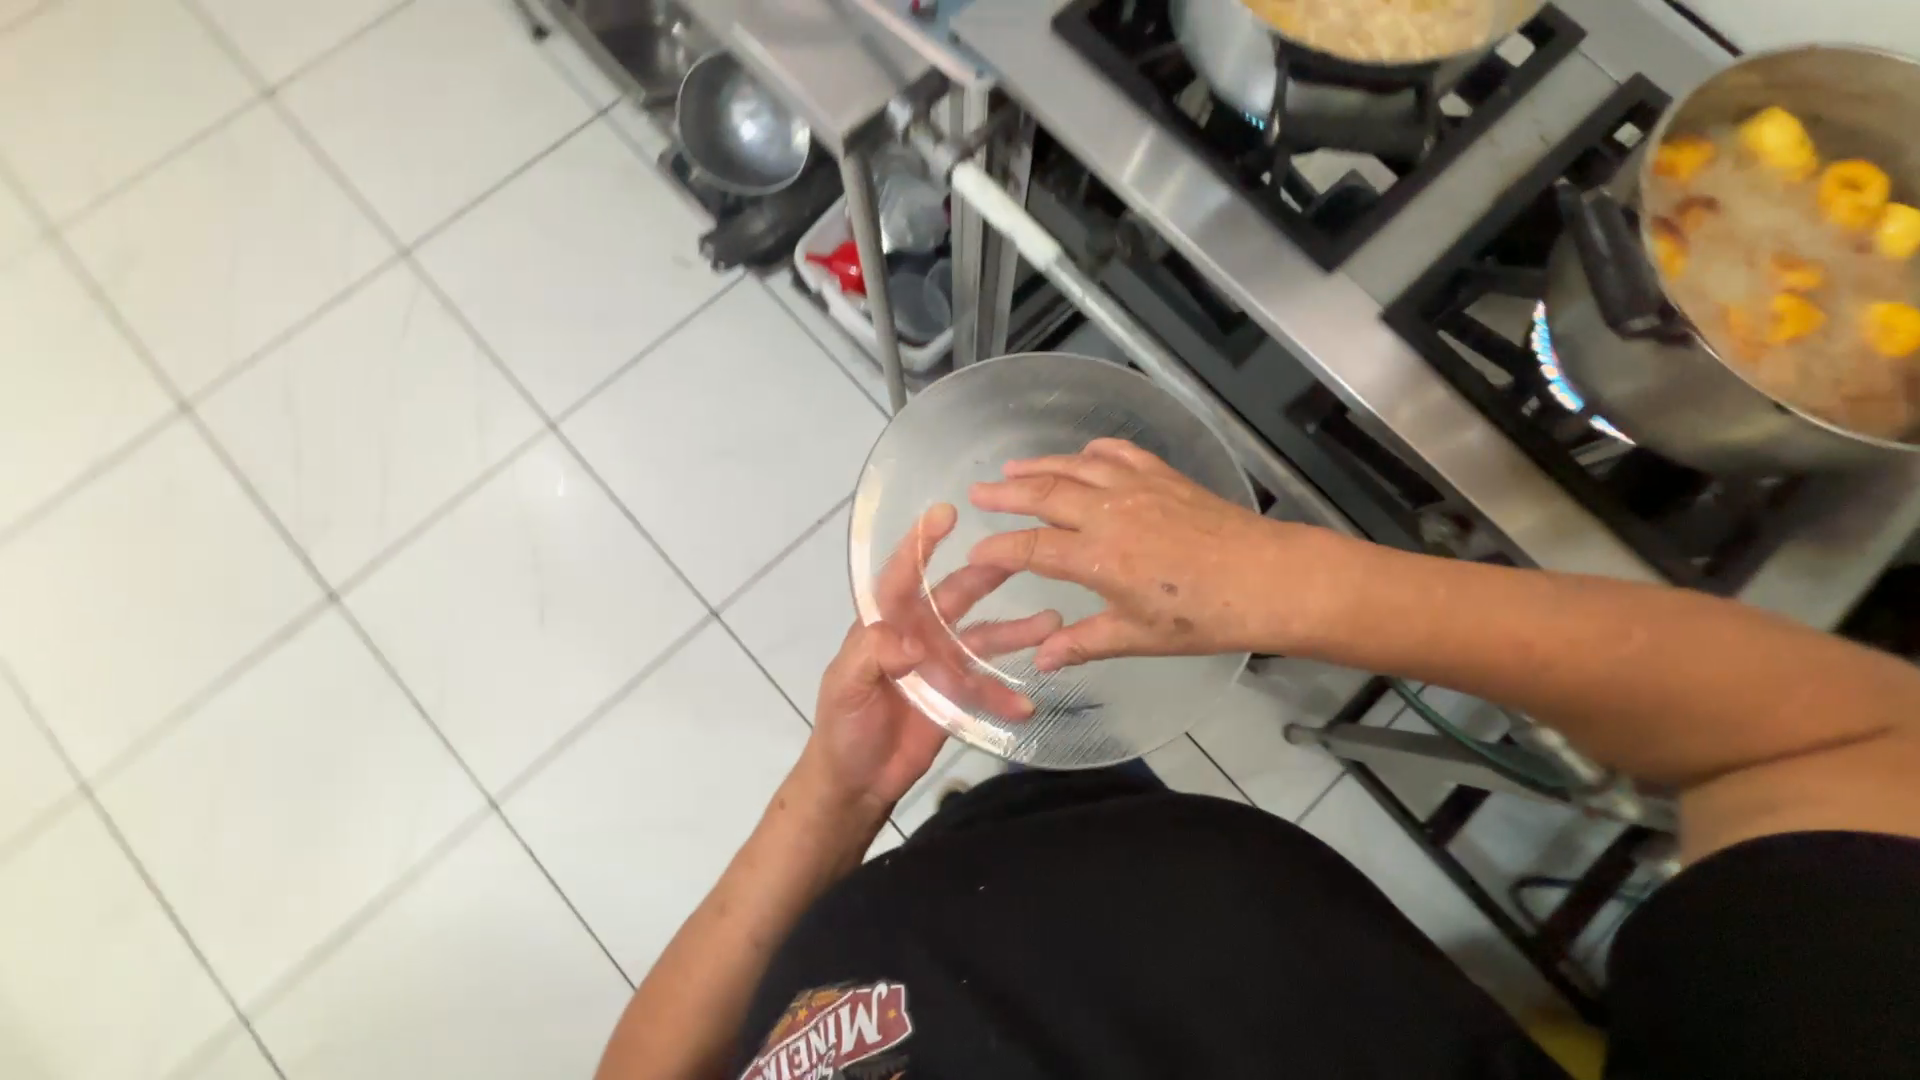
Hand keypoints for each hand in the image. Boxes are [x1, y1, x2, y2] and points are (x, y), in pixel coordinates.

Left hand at [806, 505, 1058, 807]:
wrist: (858, 781)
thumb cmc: (842, 728)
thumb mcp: (845, 687)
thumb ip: (871, 656)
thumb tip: (913, 643)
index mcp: (885, 624)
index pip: (902, 576)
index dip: (920, 544)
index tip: (944, 513)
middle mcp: (917, 635)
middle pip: (955, 597)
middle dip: (985, 576)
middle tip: (1020, 557)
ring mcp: (941, 664)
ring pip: (983, 638)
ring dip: (1015, 630)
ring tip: (1052, 621)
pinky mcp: (957, 696)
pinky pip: (988, 689)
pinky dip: (1007, 694)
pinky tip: (1028, 704)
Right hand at [967, 437, 1326, 670]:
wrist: (1269, 578)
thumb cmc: (1204, 616)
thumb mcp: (1138, 637)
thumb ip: (1084, 643)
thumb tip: (1040, 659)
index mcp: (1098, 558)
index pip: (1031, 548)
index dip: (997, 548)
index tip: (975, 552)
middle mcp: (1109, 514)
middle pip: (1043, 495)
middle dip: (1005, 493)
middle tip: (976, 491)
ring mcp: (1137, 488)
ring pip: (1075, 468)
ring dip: (1039, 465)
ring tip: (1012, 466)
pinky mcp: (1163, 477)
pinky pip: (1119, 453)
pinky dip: (1094, 450)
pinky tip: (1084, 453)